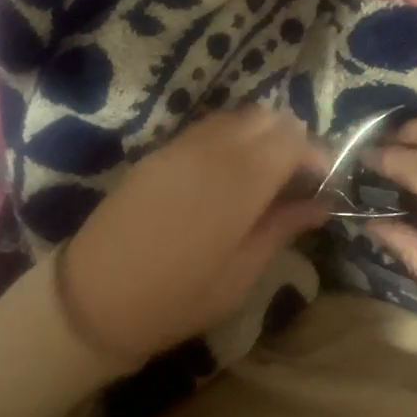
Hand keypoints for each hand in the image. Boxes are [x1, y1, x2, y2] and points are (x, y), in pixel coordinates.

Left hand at [58, 110, 329, 363]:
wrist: (92, 299)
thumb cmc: (175, 300)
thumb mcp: (240, 275)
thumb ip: (282, 228)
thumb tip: (321, 203)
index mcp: (236, 184)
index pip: (291, 140)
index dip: (316, 154)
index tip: (324, 181)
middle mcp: (209, 153)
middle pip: (265, 118)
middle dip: (291, 140)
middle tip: (297, 178)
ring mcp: (178, 147)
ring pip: (235, 117)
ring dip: (259, 135)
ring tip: (265, 176)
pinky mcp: (157, 153)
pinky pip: (205, 128)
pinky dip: (229, 138)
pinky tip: (228, 174)